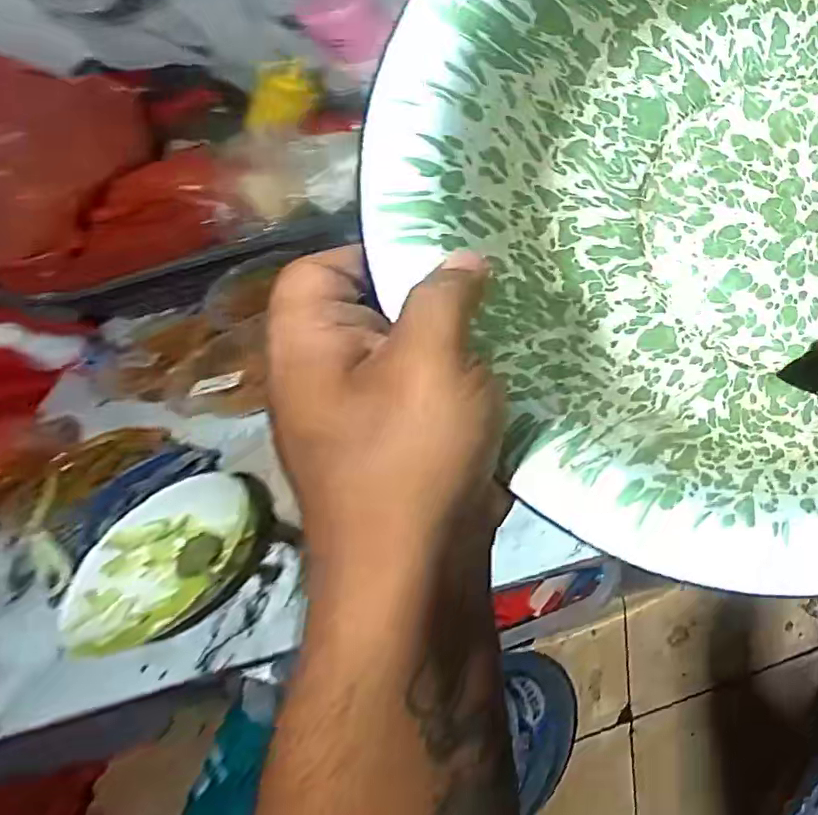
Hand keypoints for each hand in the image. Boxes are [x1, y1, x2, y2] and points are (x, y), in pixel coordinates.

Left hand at [267, 246, 507, 583]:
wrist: (416, 566)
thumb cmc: (411, 453)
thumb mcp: (430, 359)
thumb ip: (443, 297)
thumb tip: (462, 259)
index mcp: (310, 348)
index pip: (318, 271)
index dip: (372, 249)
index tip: (439, 251)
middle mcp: (330, 375)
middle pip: (372, 307)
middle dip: (431, 290)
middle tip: (489, 278)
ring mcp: (369, 410)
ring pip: (412, 347)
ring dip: (458, 333)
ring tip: (507, 316)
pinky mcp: (409, 437)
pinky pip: (433, 384)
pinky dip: (466, 371)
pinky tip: (507, 367)